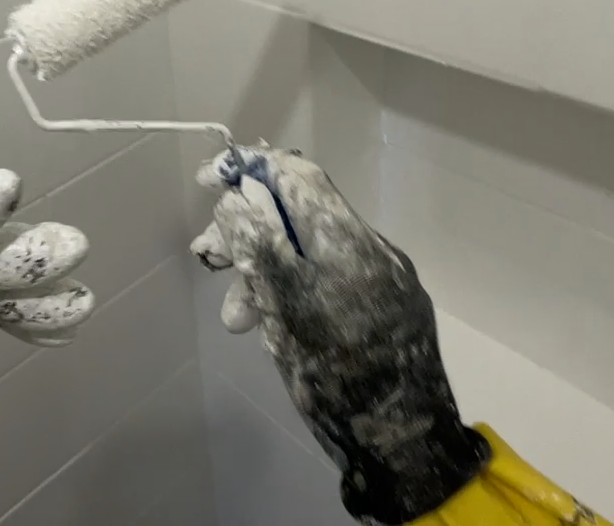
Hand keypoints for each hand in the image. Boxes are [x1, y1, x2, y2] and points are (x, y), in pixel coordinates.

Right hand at [191, 147, 484, 525]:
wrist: (405, 447)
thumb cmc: (335, 372)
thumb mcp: (282, 303)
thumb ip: (258, 241)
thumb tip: (239, 195)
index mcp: (346, 240)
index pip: (297, 176)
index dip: (251, 167)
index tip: (210, 180)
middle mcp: (368, 249)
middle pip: (296, 215)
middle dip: (246, 229)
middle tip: (208, 254)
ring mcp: (380, 280)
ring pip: (306, 254)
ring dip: (262, 271)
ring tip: (234, 315)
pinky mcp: (384, 309)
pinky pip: (326, 282)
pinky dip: (291, 292)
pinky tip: (267, 322)